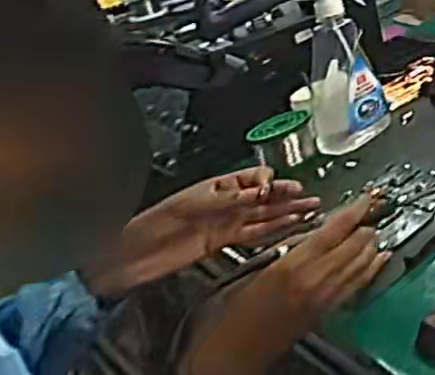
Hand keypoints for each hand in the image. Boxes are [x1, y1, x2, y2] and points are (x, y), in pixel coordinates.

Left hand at [87, 166, 320, 297]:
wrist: (124, 257)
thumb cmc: (152, 222)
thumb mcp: (194, 203)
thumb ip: (231, 198)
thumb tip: (262, 191)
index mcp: (222, 185)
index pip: (257, 177)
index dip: (269, 181)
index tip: (273, 187)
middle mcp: (229, 201)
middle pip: (266, 196)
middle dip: (289, 194)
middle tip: (311, 195)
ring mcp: (227, 222)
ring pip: (266, 214)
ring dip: (288, 211)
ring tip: (311, 209)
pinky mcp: (222, 242)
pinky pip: (254, 232)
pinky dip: (273, 228)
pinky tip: (288, 225)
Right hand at [181, 197, 389, 374]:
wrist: (226, 360)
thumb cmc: (231, 316)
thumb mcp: (256, 270)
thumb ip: (292, 247)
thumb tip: (318, 231)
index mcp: (295, 264)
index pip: (340, 226)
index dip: (358, 208)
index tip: (367, 197)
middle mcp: (317, 277)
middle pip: (360, 239)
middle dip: (366, 224)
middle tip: (365, 216)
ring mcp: (327, 294)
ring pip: (366, 258)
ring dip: (372, 242)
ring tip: (370, 233)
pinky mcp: (329, 310)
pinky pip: (362, 281)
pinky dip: (374, 264)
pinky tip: (381, 255)